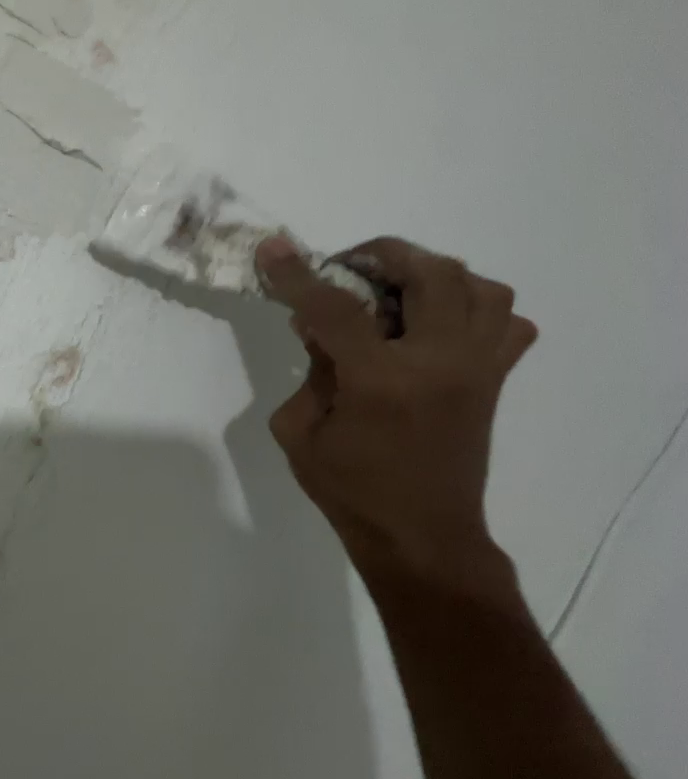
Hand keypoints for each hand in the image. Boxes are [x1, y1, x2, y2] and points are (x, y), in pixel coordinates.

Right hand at [255, 236, 537, 583]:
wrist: (420, 531)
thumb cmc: (347, 486)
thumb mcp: (299, 429)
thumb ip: (311, 371)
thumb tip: (320, 327)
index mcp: (381, 379)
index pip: (335, 309)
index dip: (299, 275)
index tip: (273, 247)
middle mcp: (441, 361)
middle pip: (429, 275)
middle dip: (381, 256)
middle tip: (343, 267)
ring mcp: (479, 367)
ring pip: (478, 287)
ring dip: (431, 274)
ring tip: (391, 290)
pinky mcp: (495, 377)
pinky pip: (505, 321)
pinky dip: (474, 306)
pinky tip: (435, 322)